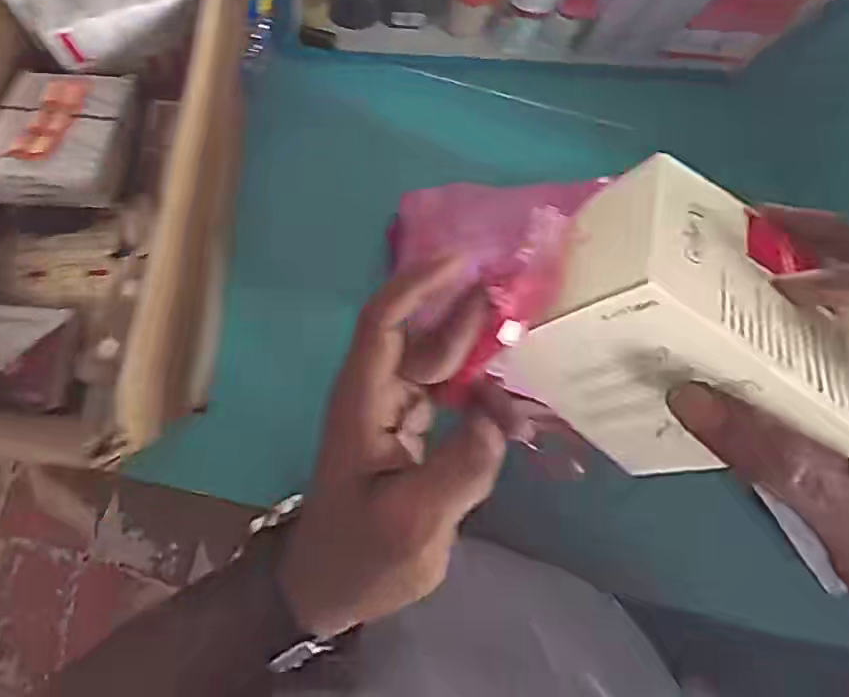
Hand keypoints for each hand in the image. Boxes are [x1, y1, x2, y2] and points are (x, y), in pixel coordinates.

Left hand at [276, 257, 510, 637]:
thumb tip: (497, 419)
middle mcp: (374, 390)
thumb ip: (459, 471)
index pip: (384, 322)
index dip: (416, 285)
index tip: (461, 262)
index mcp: (362, 399)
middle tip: (513, 295)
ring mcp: (389, 407)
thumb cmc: (358, 554)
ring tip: (521, 348)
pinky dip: (476, 392)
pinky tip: (509, 404)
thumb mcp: (412, 525)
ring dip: (475, 354)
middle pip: (418, 335)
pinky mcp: (405, 426)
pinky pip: (444, 393)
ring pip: (435, 362)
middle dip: (462, 311)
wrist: (327, 586)